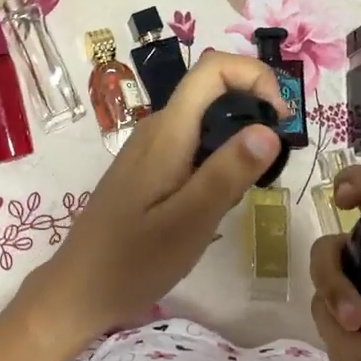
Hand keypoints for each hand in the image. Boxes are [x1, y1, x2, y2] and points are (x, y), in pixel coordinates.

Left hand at [19, 50, 285, 349]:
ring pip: (205, 122)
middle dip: (253, 113)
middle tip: (271, 167)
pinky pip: (192, 146)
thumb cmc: (133, 261)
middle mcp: (157, 129)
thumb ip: (227, 173)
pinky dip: (216, 162)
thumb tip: (269, 129)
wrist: (79, 291)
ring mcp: (150, 149)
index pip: (212, 69)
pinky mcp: (148, 169)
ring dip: (236, 142)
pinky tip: (215, 205)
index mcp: (167, 132)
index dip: (254, 76)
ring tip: (242, 193)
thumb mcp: (189, 223)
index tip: (281, 119)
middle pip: (213, 92)